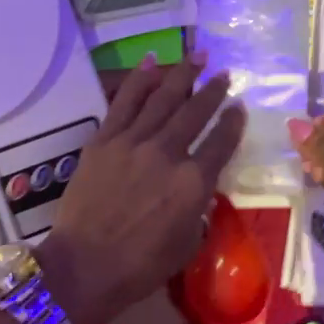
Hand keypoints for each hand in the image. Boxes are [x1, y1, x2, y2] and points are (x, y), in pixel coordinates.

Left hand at [39, 54, 246, 323]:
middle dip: (213, 90)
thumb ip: (198, 210)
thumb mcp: (187, 244)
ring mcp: (133, 142)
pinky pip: (125, 102)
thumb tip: (197, 190)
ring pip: (163, 98)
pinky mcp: (104, 140)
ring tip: (198, 56)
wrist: (84, 265)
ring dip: (182, 74)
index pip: (221, 143)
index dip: (233, 123)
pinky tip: (152, 62)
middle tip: (224, 73)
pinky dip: (140, 80)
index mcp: (193, 183)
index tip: (240, 107)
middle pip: (195, 112)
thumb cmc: (140, 266)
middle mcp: (167, 153)